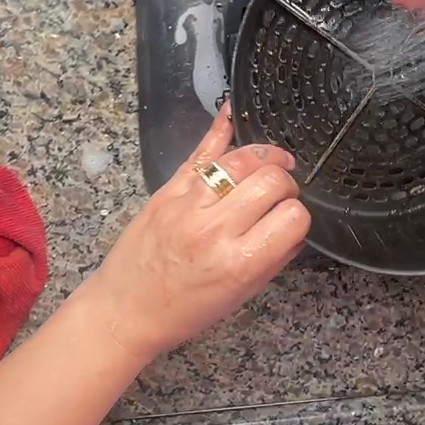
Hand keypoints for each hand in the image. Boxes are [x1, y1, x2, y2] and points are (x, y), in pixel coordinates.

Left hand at [75, 105, 310, 362]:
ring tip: (273, 163)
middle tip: (282, 193)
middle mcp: (214, 229)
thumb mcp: (241, 296)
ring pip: (240, 159)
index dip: (299, 215)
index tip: (291, 219)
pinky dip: (218, 130)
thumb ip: (274, 258)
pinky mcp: (167, 190)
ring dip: (264, 156)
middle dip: (286, 182)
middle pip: (271, 180)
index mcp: (239, 263)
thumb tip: (296, 226)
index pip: (293, 217)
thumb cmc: (186, 310)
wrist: (125, 310)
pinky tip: (231, 114)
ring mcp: (187, 205)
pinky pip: (200, 152)